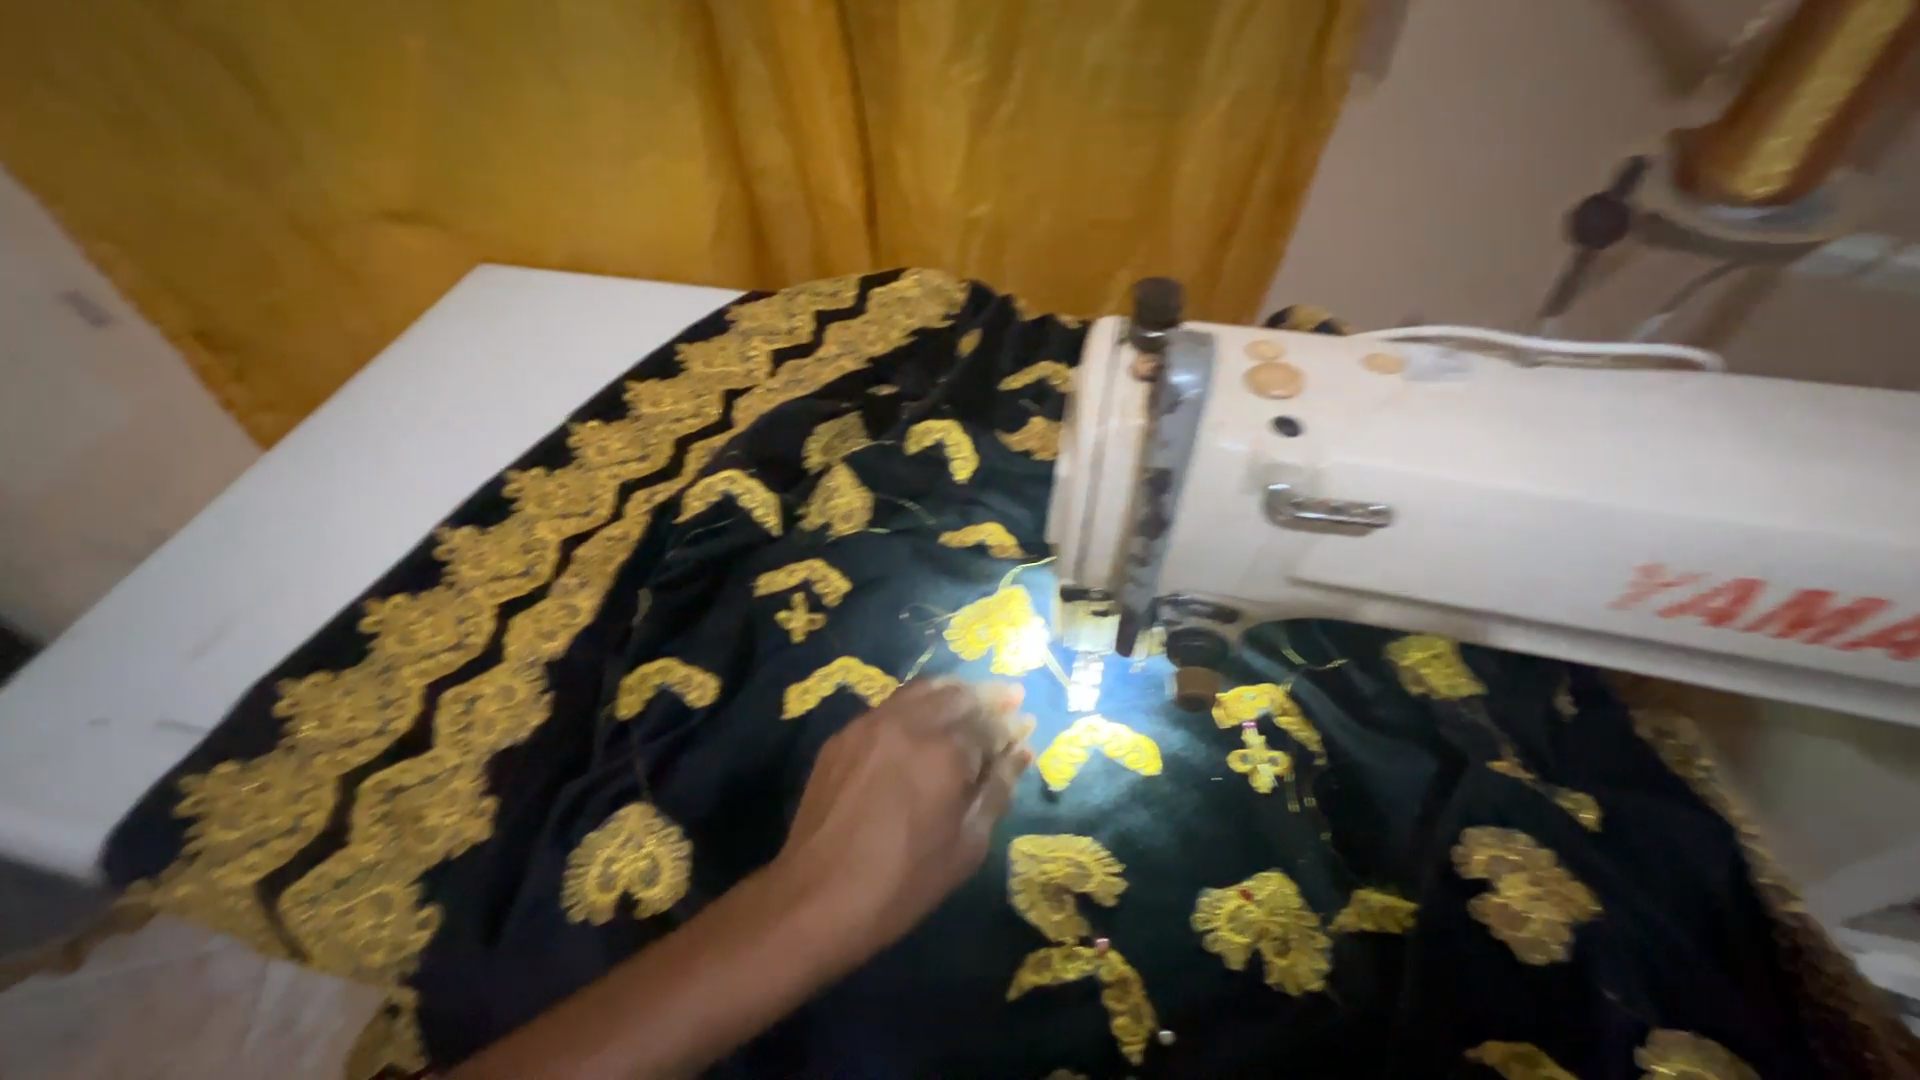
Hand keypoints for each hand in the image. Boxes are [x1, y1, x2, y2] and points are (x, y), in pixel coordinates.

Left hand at [772, 678, 1034, 967]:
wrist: (816, 898)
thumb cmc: (902, 883)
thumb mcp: (966, 846)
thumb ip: (996, 790)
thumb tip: (1020, 750)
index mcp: (945, 754)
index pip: (989, 722)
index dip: (1011, 722)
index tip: (1025, 721)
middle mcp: (909, 725)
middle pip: (957, 694)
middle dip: (987, 695)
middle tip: (1008, 698)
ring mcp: (870, 725)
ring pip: (921, 690)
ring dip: (952, 691)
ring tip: (971, 699)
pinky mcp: (843, 735)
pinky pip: (890, 705)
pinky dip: (918, 703)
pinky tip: (925, 719)